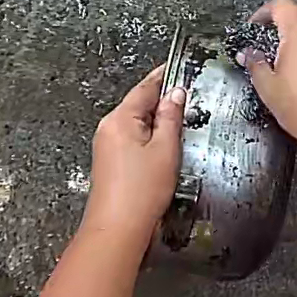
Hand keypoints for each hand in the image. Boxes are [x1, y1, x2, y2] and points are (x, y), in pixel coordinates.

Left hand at [83, 65, 186, 236]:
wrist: (117, 230)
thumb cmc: (140, 191)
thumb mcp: (165, 149)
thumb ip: (171, 118)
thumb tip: (176, 94)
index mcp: (120, 119)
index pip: (145, 87)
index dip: (164, 76)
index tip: (179, 67)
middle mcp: (109, 128)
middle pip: (139, 104)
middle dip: (163, 100)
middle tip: (189, 96)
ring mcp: (107, 145)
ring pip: (137, 123)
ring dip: (157, 121)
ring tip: (182, 122)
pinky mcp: (110, 162)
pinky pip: (132, 139)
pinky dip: (149, 137)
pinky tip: (165, 146)